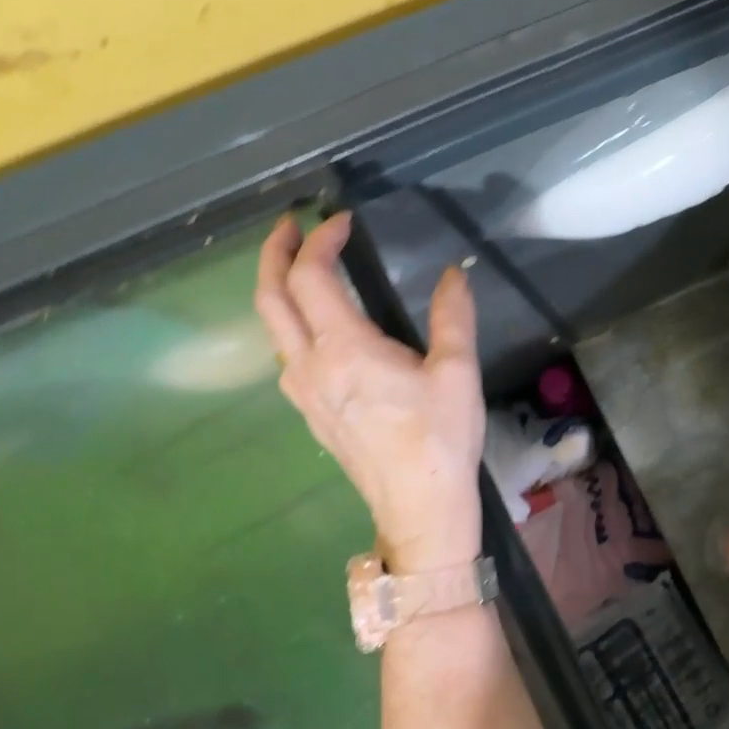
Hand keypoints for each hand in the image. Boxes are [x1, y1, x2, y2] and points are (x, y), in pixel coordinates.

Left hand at [255, 213, 485, 572]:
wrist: (419, 505)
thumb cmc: (441, 437)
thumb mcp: (458, 372)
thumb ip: (453, 317)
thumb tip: (453, 274)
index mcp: (345, 349)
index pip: (313, 277)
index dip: (322, 242)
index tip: (342, 222)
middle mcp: (310, 365)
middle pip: (270, 297)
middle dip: (274, 254)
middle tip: (292, 228)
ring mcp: (303, 392)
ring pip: (272, 328)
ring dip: (278, 289)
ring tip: (302, 271)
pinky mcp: (310, 413)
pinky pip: (286, 355)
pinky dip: (290, 323)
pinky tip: (318, 328)